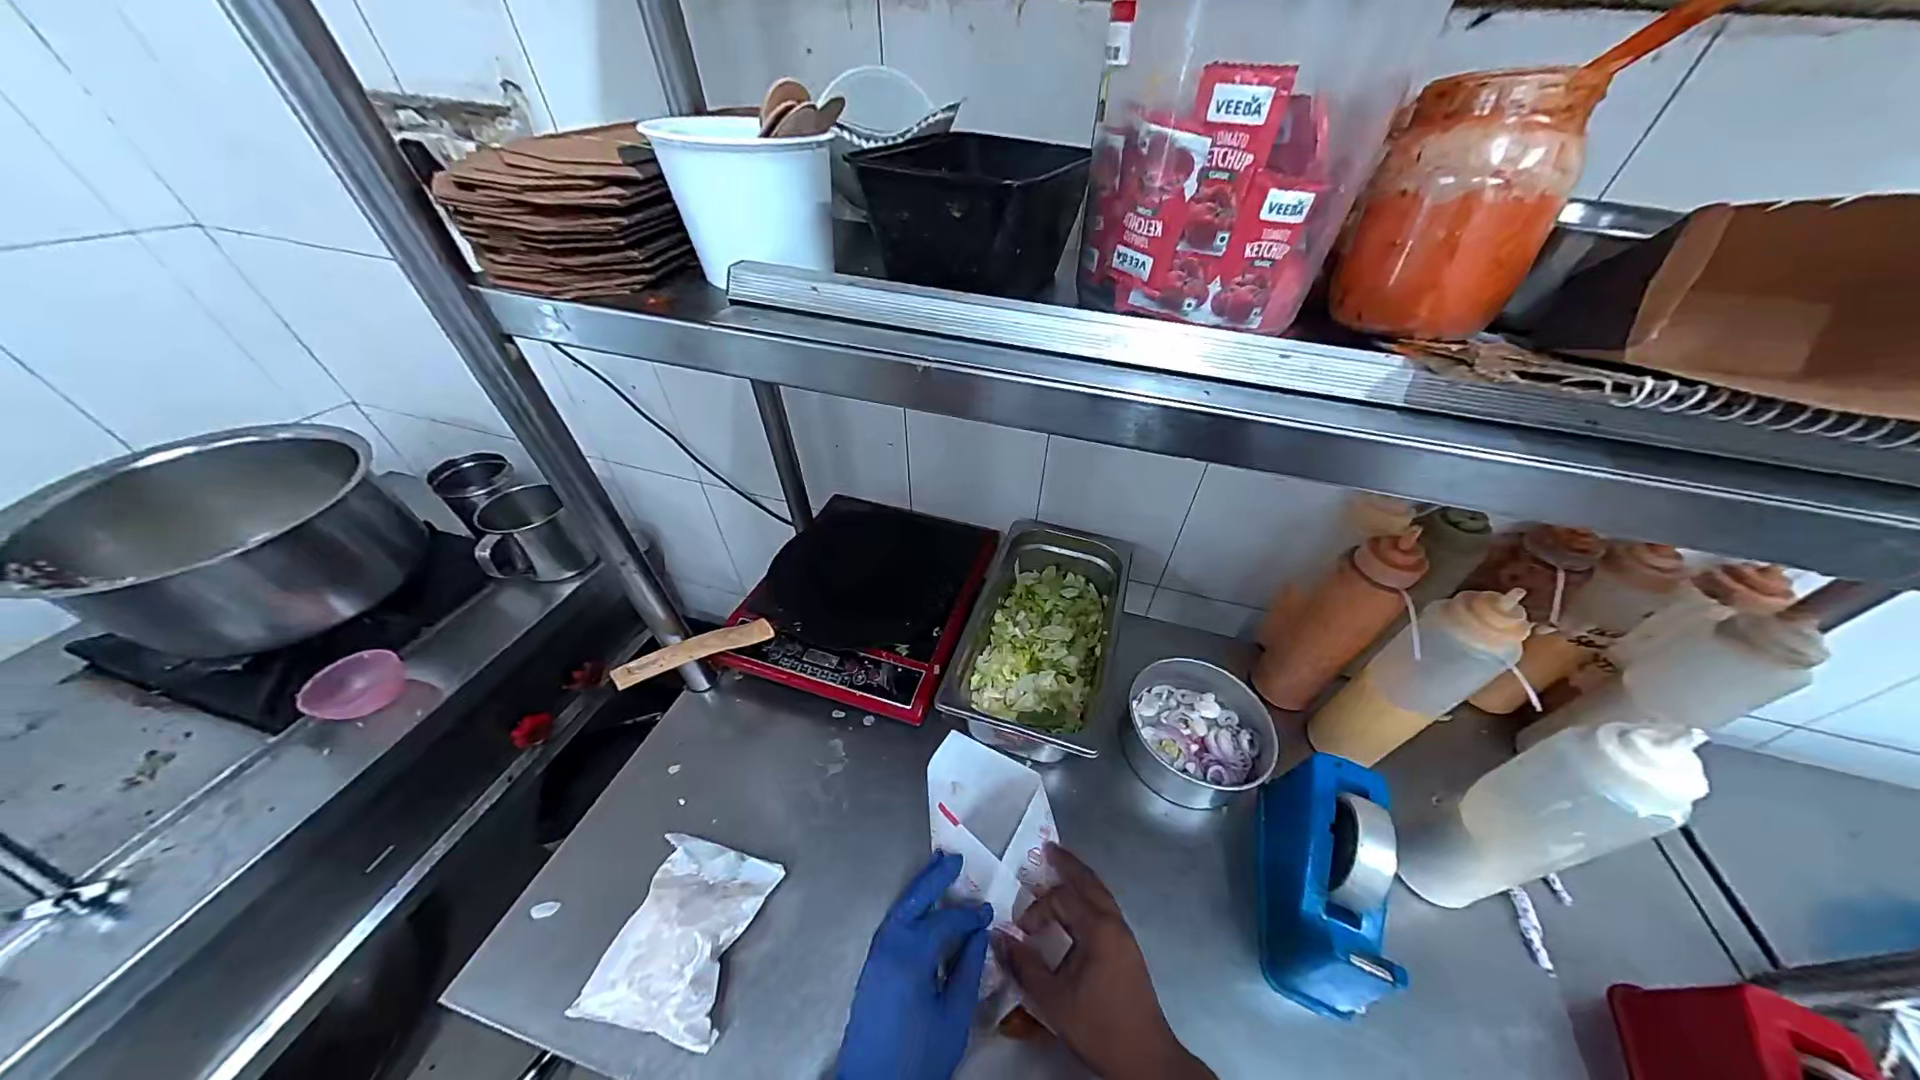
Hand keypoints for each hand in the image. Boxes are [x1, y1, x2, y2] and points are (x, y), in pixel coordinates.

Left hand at [836, 851, 992, 1079]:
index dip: (968, 915)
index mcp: (911, 956)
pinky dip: (910, 908)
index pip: (945, 922)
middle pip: (914, 900)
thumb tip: (978, 936)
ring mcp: (876, 955)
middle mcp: (889, 946)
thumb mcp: (954, 1016)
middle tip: (953, 858)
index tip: (986, 911)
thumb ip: (968, 971)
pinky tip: (922, 908)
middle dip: (934, 877)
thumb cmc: (918, 1057)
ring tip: (937, 871)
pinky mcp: (872, 967)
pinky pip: (893, 924)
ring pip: (901, 909)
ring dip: (920, 888)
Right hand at [994, 845, 1213, 1079]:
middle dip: (1068, 865)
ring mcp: (1124, 936)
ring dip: (1080, 879)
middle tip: (1049, 849)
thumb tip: (1000, 937)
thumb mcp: (1053, 1000)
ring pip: (1100, 894)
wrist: (1145, 1059)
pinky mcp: (1127, 950)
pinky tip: (1077, 906)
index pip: (1062, 899)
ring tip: (1061, 868)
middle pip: (1090, 882)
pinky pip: (1105, 908)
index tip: (1023, 931)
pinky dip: (1088, 896)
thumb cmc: (1098, 1026)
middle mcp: (1114, 924)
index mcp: (1098, 929)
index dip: (1038, 909)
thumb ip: (1025, 965)